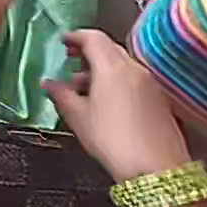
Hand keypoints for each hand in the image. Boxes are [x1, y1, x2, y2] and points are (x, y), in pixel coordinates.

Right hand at [43, 29, 191, 180]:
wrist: (156, 169)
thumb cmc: (112, 140)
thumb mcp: (78, 117)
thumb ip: (61, 95)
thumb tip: (48, 83)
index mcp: (112, 66)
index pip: (93, 38)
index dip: (76, 36)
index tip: (63, 41)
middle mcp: (134, 68)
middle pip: (109, 48)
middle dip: (88, 52)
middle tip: (71, 60)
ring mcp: (150, 83)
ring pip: (122, 64)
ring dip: (102, 68)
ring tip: (83, 85)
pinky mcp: (159, 99)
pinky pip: (133, 79)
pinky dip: (117, 80)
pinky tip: (105, 101)